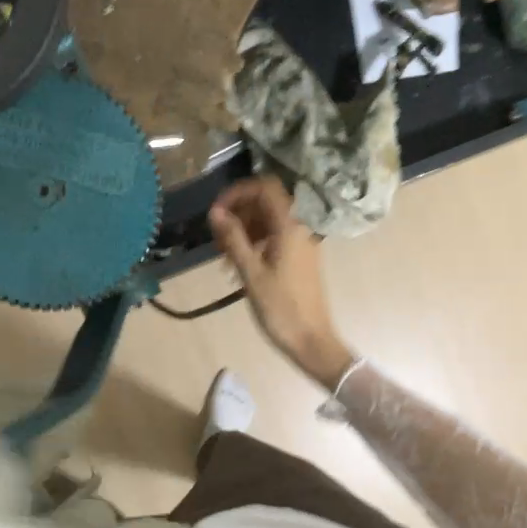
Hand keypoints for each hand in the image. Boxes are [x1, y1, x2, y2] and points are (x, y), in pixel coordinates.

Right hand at [209, 177, 356, 387]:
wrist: (312, 340)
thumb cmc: (281, 309)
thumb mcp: (251, 273)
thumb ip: (233, 238)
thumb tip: (215, 212)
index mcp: (290, 226)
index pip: (264, 188)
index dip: (238, 192)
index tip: (217, 212)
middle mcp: (299, 228)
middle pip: (265, 204)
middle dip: (238, 215)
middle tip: (218, 240)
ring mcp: (301, 244)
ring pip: (268, 223)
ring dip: (244, 233)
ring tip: (224, 259)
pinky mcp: (300, 259)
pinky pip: (275, 240)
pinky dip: (255, 246)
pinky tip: (238, 269)